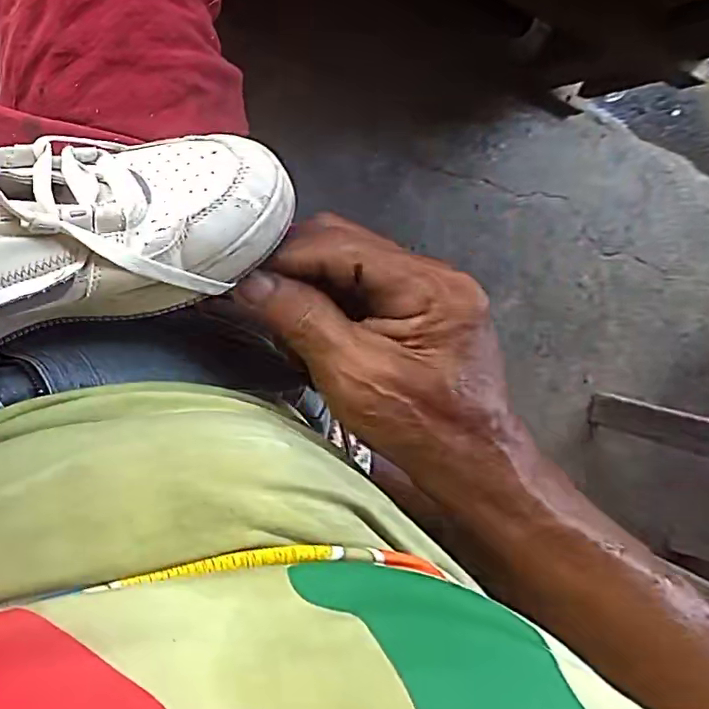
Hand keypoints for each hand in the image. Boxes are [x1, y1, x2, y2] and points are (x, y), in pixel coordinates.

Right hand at [232, 213, 526, 492]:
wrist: (469, 467)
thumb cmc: (419, 428)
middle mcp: (430, 274)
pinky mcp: (410, 305)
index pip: (339, 245)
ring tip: (271, 305)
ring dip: (301, 277)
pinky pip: (352, 281)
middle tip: (250, 286)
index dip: (283, 255)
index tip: (240, 272)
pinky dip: (318, 294)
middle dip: (289, 262)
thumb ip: (300, 318)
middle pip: (341, 241)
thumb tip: (251, 282)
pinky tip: (299, 318)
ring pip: (342, 258)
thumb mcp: (351, 373)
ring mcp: (422, 288)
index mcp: (428, 286)